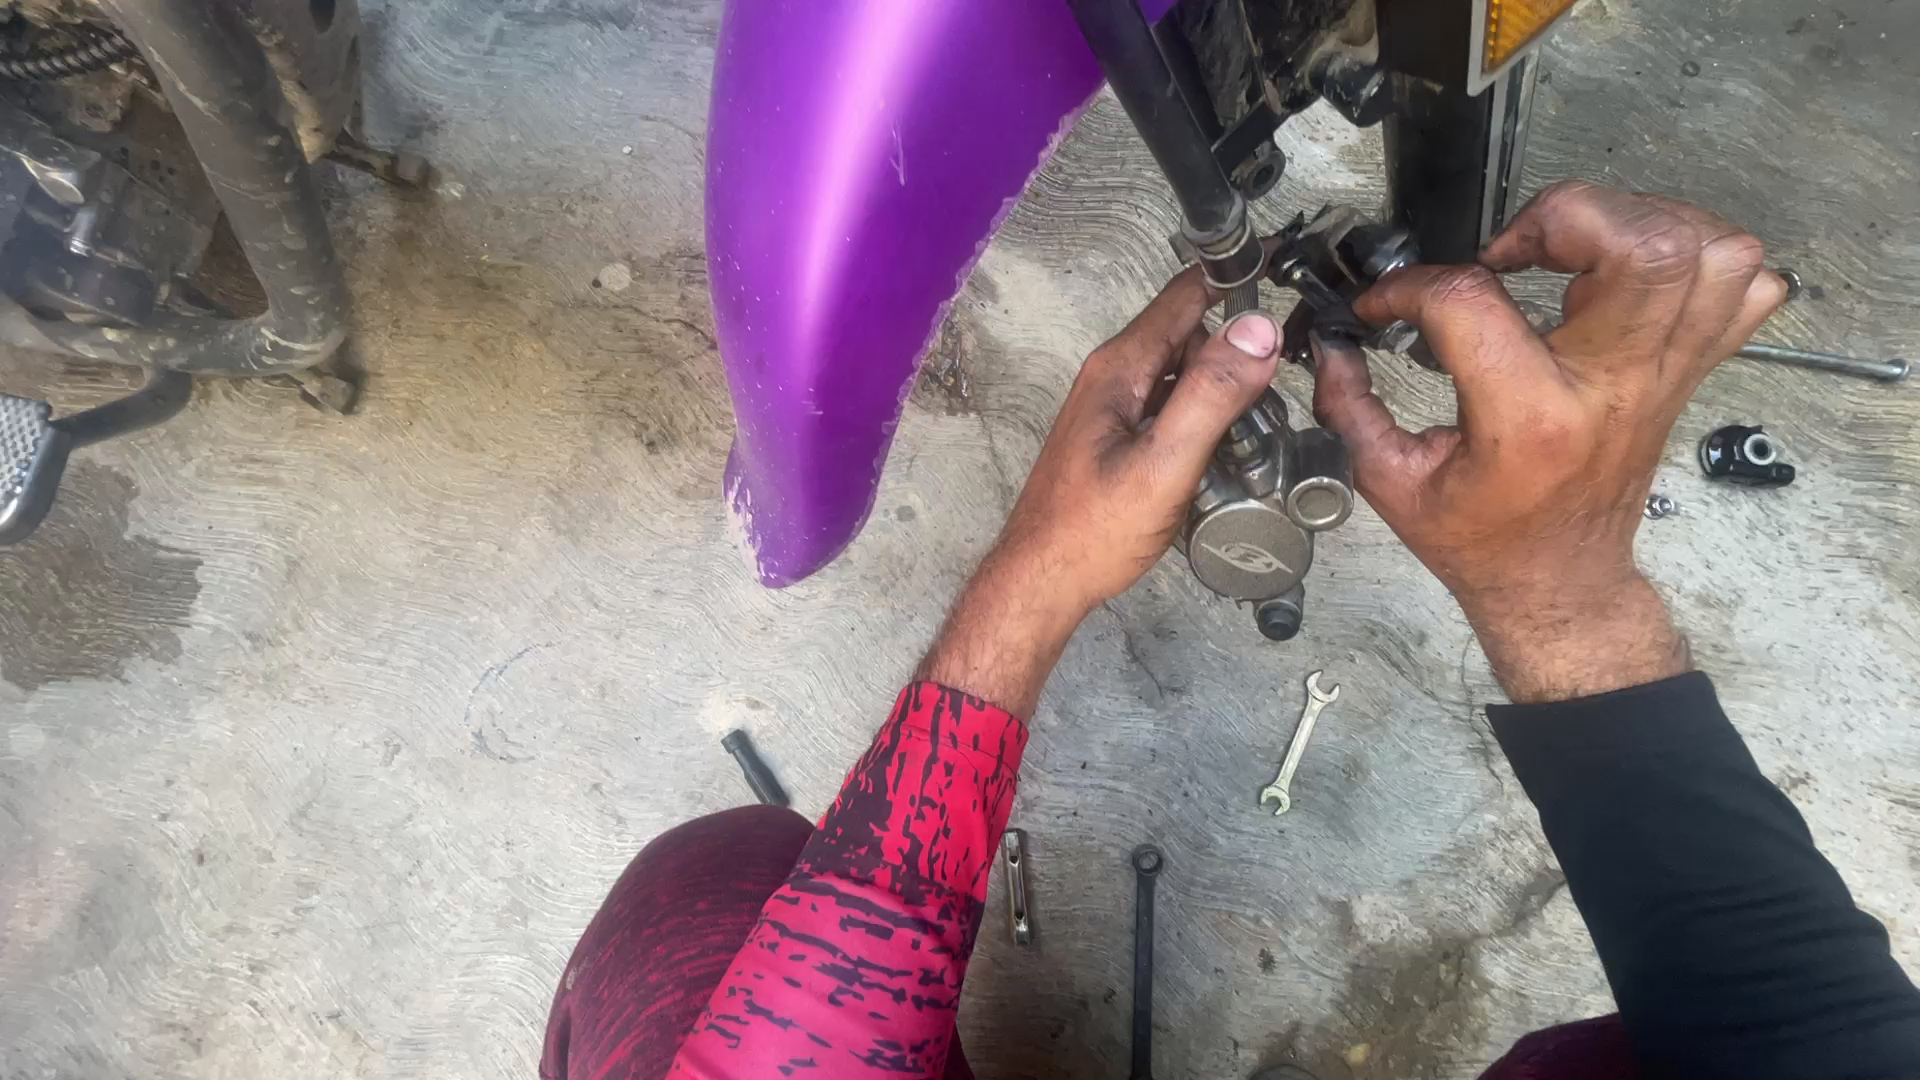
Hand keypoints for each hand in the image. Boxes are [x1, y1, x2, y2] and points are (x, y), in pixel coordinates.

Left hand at [920, 268, 1282, 714]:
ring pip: (1182, 376)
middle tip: (1279, 392)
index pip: (1187, 295)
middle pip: (1190, 336)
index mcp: (1120, 368)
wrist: (1044, 579)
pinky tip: (1221, 453)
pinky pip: (1169, 409)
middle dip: (1238, 351)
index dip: (1240, 280)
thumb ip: (1210, 395)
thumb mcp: (1163, 462)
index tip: (1293, 276)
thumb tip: (1258, 327)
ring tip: (1256, 431)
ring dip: (1223, 391)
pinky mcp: (1117, 440)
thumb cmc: (1094, 531)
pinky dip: (1202, 419)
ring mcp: (1112, 409)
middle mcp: (1113, 378)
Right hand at [1312, 181, 1787, 702]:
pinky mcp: (1688, 374)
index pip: (1470, 303)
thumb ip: (1348, 405)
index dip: (1407, 288)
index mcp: (1526, 417)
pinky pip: (1740, 283)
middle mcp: (1610, 387)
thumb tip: (1329, 346)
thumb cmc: (1474, 538)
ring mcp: (1665, 376)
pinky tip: (1624, 277)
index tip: (1379, 306)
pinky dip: (1692, 256)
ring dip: (1630, 225)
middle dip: (1559, 219)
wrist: (1553, 578)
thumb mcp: (1385, 479)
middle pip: (1640, 246)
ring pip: (1709, 249)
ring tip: (1564, 252)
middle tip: (1502, 253)